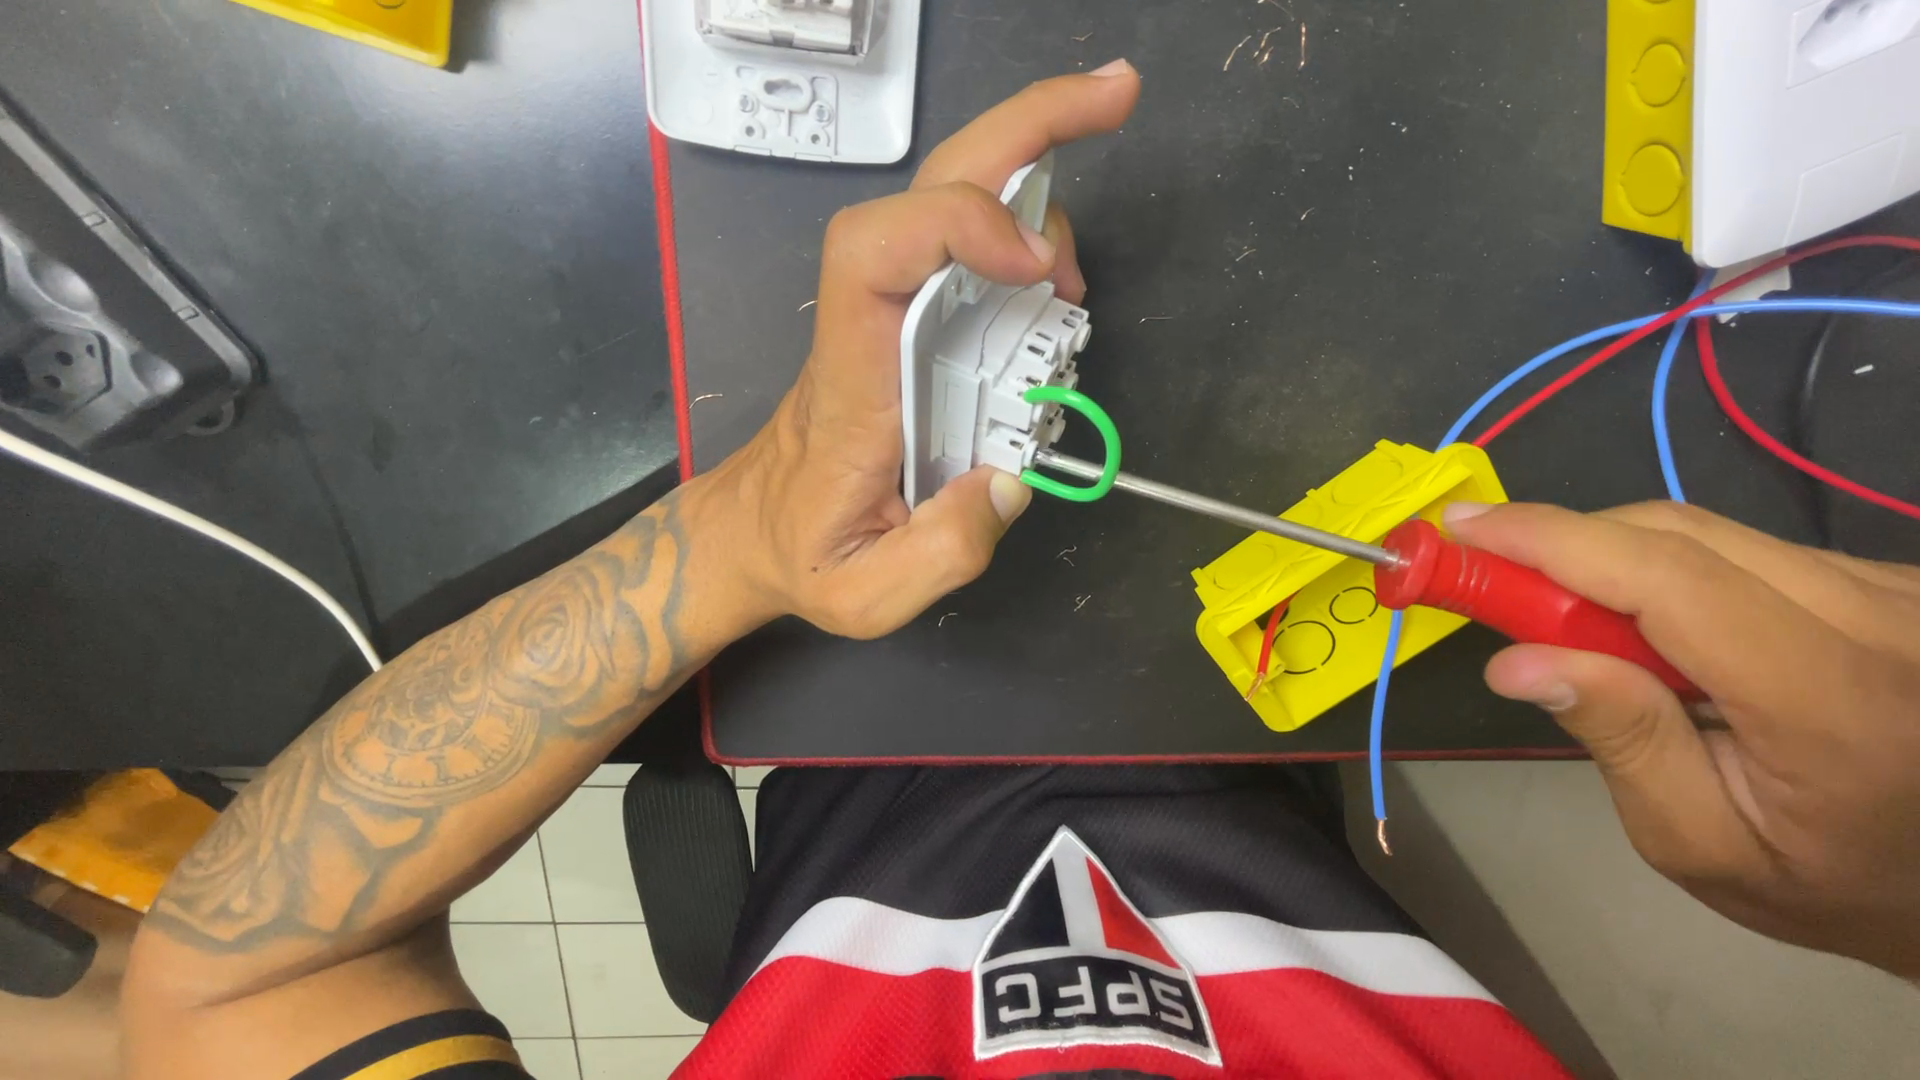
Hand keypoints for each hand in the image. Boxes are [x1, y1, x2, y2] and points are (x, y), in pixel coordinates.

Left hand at [703, 62, 1141, 637]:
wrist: (761, 531)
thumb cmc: (805, 554)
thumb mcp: (866, 592)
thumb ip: (943, 552)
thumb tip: (1008, 483)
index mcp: (854, 382)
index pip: (873, 252)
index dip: (957, 223)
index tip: (1035, 267)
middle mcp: (871, 327)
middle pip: (929, 187)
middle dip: (1023, 128)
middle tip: (1116, 96)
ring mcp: (893, 318)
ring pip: (950, 204)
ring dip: (1030, 182)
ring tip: (1079, 261)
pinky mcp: (912, 327)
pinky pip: (964, 252)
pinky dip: (1020, 238)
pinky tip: (1053, 277)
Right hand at [1445, 499, 1919, 976]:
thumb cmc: (1823, 880)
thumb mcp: (1697, 843)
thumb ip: (1619, 743)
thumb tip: (1514, 664)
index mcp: (1836, 702)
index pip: (1673, 580)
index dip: (1554, 540)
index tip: (1461, 528)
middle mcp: (1884, 623)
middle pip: (1677, 536)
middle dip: (1560, 545)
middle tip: (1486, 580)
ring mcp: (1896, 591)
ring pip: (1703, 532)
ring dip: (1604, 558)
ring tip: (1567, 622)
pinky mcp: (1886, 581)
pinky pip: (1737, 545)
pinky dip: (1657, 566)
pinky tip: (1646, 624)